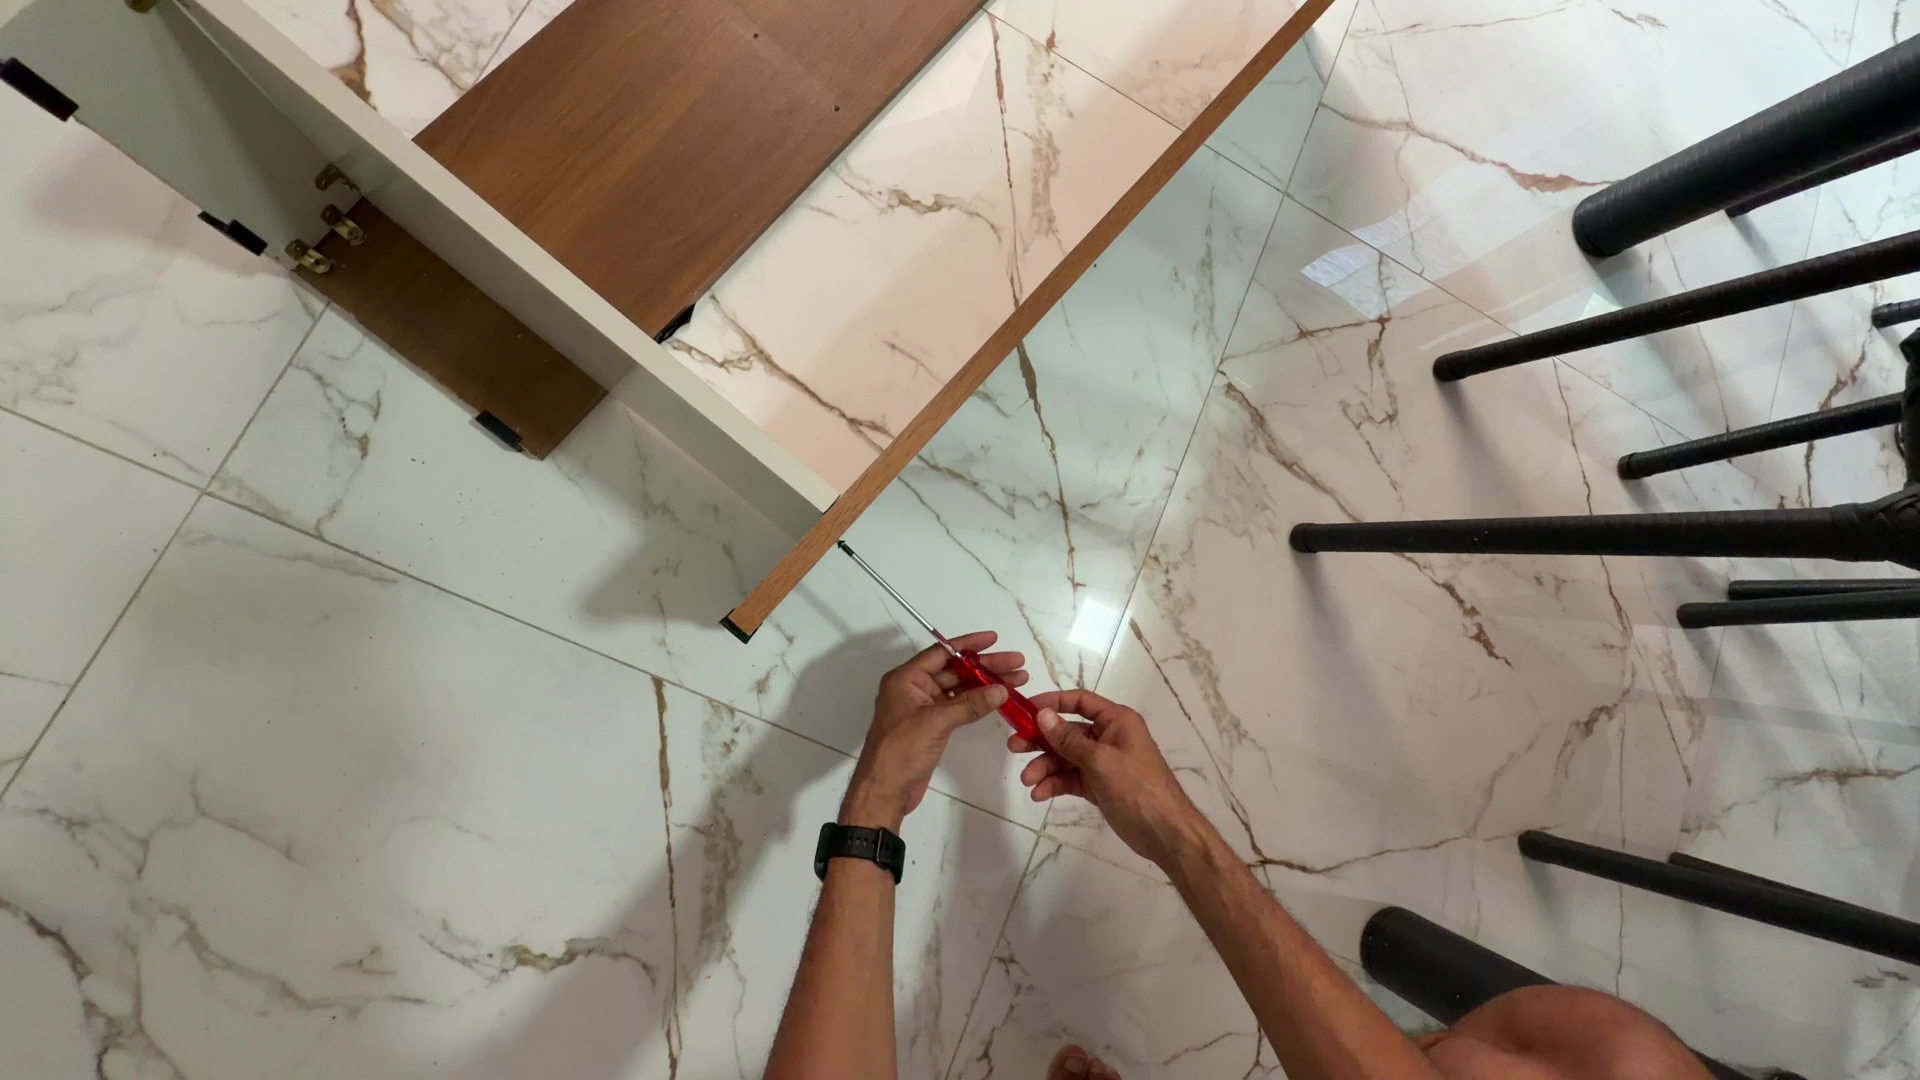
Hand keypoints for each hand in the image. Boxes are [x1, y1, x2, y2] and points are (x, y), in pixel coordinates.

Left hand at [843, 631, 1026, 830]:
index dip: (969, 644)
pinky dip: (978, 702)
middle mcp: (915, 687)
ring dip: (986, 685)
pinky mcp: (932, 725)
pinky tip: (1000, 699)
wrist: (885, 790)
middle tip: (1017, 663)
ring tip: (1018, 680)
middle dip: (986, 666)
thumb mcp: (936, 722)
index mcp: (907, 678)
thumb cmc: (902, 749)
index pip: (942, 652)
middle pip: (955, 669)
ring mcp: (924, 707)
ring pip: (960, 688)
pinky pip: (958, 706)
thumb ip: (970, 704)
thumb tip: (1002, 690)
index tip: (994, 639)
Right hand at [1011, 689, 1206, 868]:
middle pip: (1067, 731)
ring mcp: (1103, 762)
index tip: (1025, 709)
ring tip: (1027, 781)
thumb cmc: (1137, 787)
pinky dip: (1055, 784)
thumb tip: (1041, 715)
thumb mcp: (1100, 760)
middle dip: (1040, 740)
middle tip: (1014, 747)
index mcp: (1116, 721)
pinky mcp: (1098, 785)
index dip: (1052, 702)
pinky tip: (1039, 793)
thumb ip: (1068, 739)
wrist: (1165, 833)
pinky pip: (1070, 778)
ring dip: (1045, 767)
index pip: (1080, 701)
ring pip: (1065, 757)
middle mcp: (1108, 737)